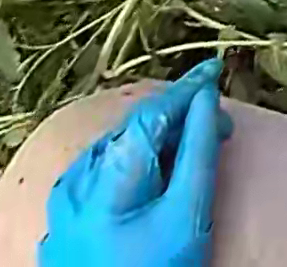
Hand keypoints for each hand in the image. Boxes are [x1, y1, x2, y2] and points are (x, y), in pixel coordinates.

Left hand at [39, 59, 229, 266]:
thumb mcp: (189, 211)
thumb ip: (198, 148)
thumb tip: (207, 96)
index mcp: (101, 179)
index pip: (152, 113)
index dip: (189, 87)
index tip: (218, 66)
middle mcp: (74, 183)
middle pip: (136, 127)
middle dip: (181, 115)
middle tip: (222, 126)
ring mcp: (64, 203)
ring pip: (122, 145)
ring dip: (163, 135)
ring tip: (197, 147)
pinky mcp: (65, 219)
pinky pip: (108, 168)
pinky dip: (142, 155)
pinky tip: (163, 168)